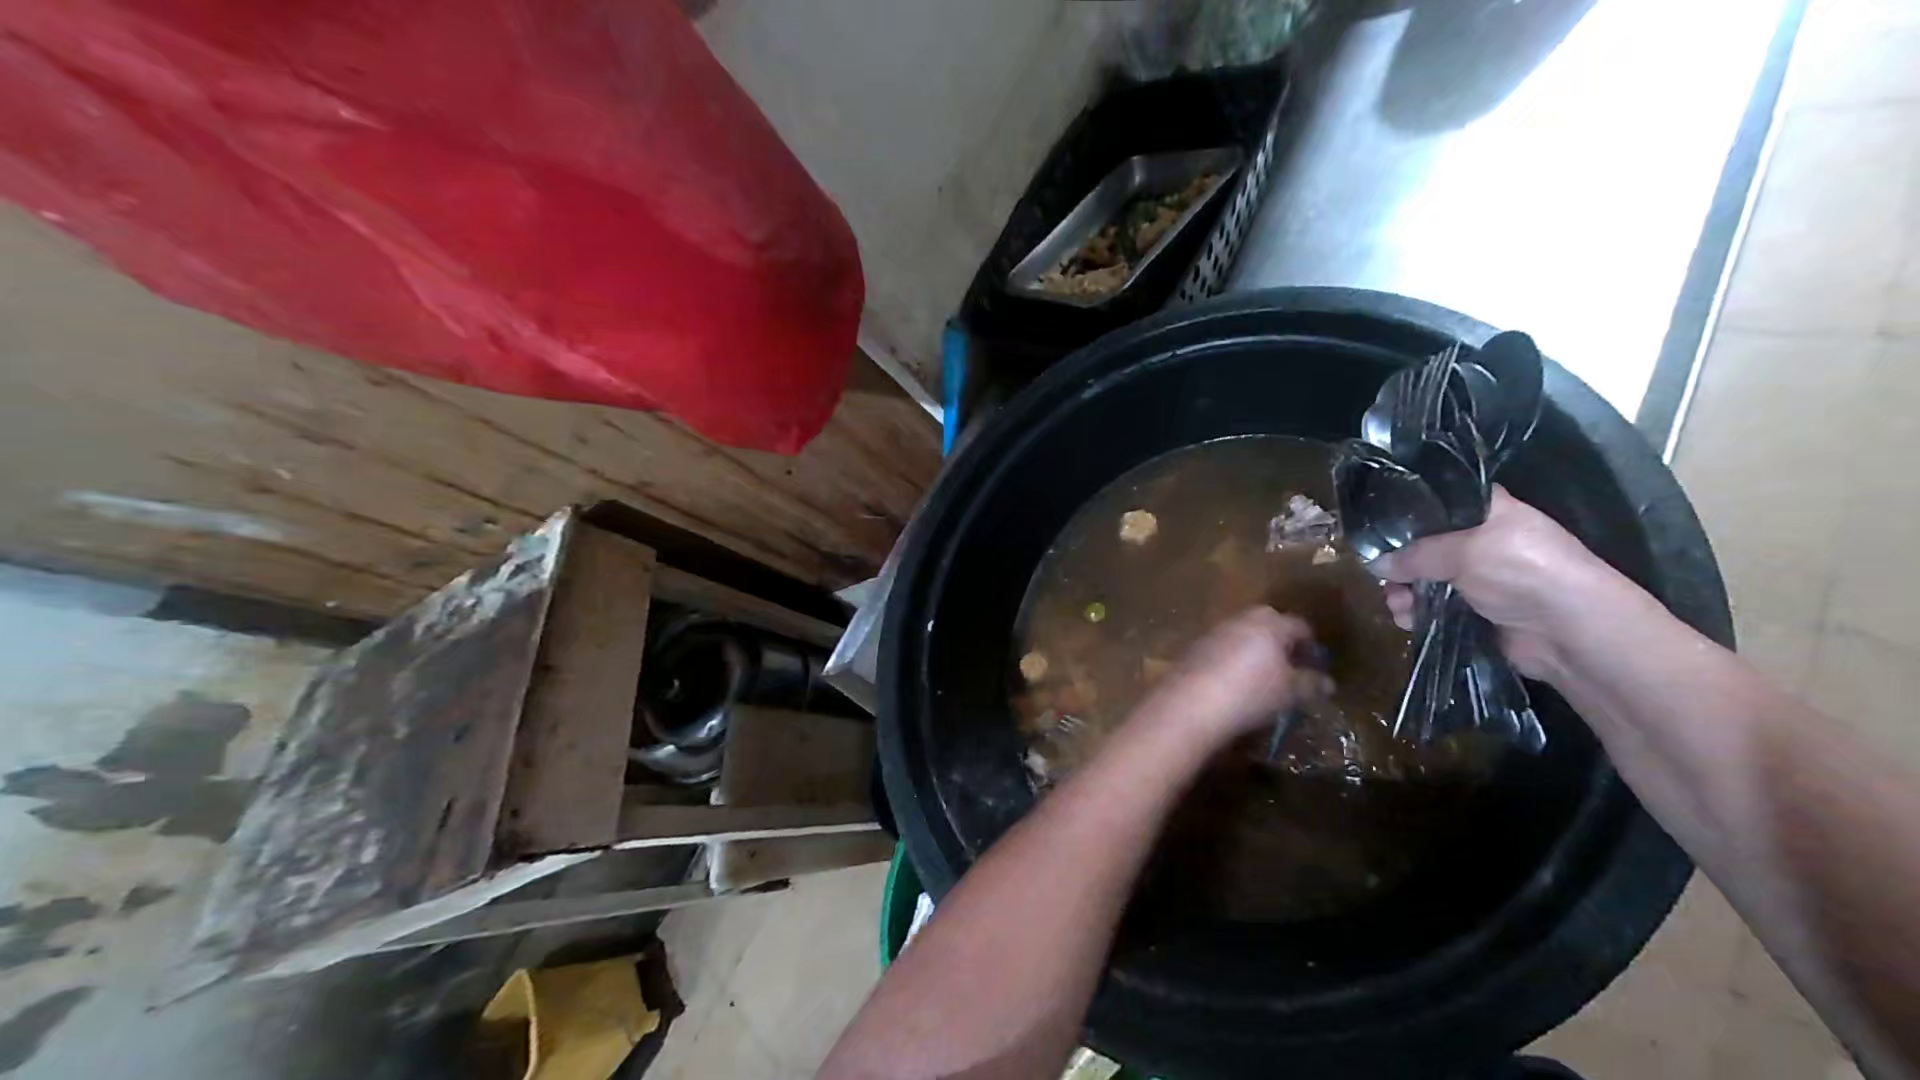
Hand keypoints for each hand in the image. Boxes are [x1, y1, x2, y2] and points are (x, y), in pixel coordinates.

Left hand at [1134, 606, 1330, 744]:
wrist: (1191, 702)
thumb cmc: (1252, 692)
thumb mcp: (1290, 693)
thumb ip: (1310, 684)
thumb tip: (1326, 682)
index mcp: (1270, 622)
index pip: (1299, 626)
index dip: (1310, 645)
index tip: (1316, 665)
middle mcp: (1240, 619)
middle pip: (1268, 625)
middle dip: (1280, 644)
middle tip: (1289, 670)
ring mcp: (1213, 632)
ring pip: (1241, 636)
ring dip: (1253, 652)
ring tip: (1262, 680)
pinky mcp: (1192, 648)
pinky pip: (1220, 650)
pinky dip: (1231, 661)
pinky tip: (1233, 685)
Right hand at [1371, 487, 1644, 680]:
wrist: (1571, 632)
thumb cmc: (1524, 571)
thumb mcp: (1465, 550)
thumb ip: (1415, 555)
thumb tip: (1375, 565)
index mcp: (1488, 512)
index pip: (1439, 500)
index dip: (1406, 511)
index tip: (1375, 526)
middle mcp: (1481, 541)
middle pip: (1422, 545)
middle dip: (1397, 562)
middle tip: (1382, 576)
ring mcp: (1478, 579)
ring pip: (1422, 579)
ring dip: (1402, 592)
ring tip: (1397, 605)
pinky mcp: (1474, 612)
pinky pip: (1432, 608)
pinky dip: (1415, 614)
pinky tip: (1407, 620)